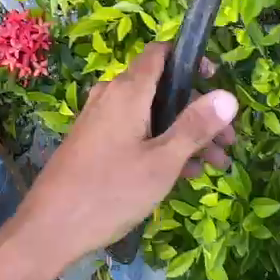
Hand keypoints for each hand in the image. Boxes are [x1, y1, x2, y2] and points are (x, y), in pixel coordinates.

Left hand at [0, 43, 238, 279]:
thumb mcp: (162, 162)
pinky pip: (134, 130)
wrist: (50, 227)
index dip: (191, 60)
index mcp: (129, 89)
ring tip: (213, 166)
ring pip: (150, 113)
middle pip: (161, 88)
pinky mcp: (94, 139)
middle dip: (197, 111)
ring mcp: (101, 117)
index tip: (217, 83)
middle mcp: (113, 94)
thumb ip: (195, 127)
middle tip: (227, 142)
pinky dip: (159, 144)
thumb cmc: (110, 191)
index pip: (162, 52)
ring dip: (182, 134)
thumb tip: (229, 95)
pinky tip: (181, 175)